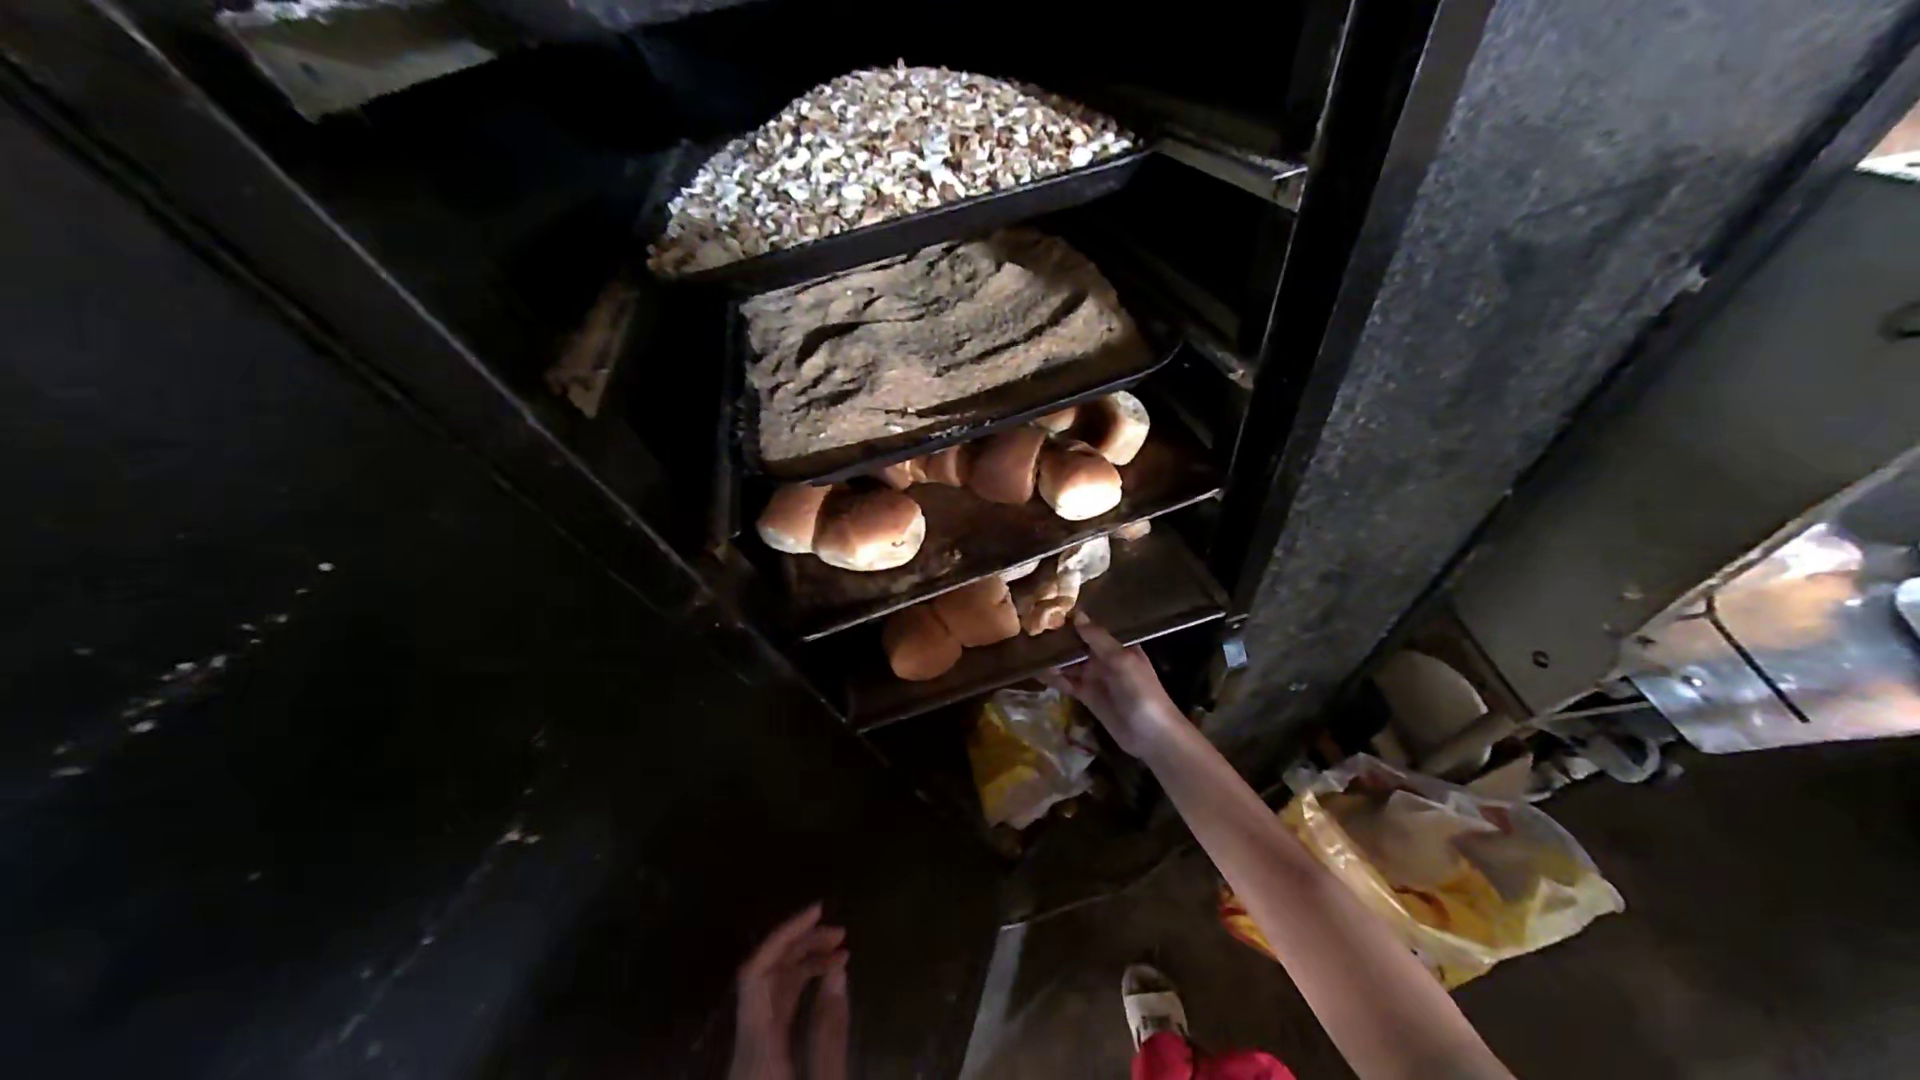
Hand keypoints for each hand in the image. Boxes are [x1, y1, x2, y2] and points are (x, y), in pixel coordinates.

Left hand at [728, 903, 849, 1079]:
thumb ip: (829, 1031)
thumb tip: (836, 971)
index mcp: (753, 1046)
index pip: (756, 972)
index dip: (784, 935)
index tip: (818, 911)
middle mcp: (745, 1043)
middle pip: (764, 976)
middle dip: (801, 946)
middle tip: (841, 934)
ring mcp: (751, 1053)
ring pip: (771, 993)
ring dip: (805, 965)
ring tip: (841, 954)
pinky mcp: (761, 1062)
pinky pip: (777, 1011)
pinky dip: (801, 988)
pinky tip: (825, 981)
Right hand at [1042, 614, 1186, 757]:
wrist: (1151, 736)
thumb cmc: (1141, 692)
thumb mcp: (1122, 660)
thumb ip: (1098, 639)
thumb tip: (1077, 615)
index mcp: (1119, 646)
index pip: (1093, 628)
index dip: (1074, 620)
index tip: (1049, 609)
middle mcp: (1105, 658)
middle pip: (1078, 645)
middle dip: (1059, 639)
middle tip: (1030, 628)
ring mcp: (1095, 678)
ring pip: (1070, 663)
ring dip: (1053, 658)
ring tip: (1027, 648)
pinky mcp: (1087, 696)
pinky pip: (1067, 683)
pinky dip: (1054, 678)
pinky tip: (1036, 671)